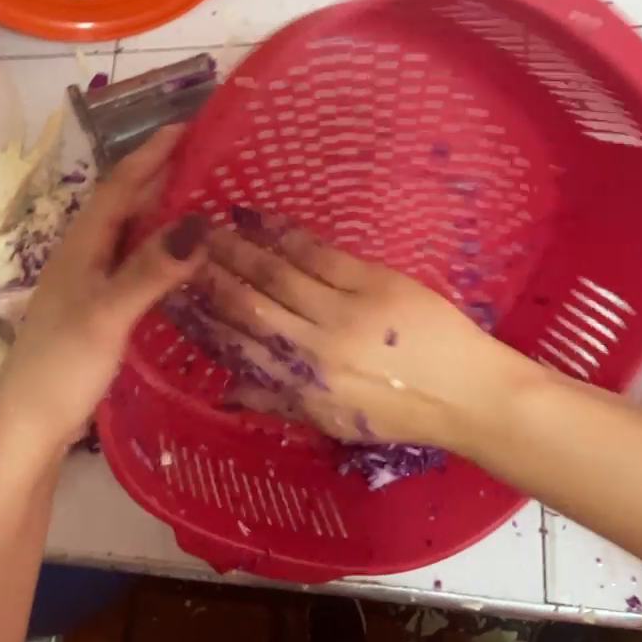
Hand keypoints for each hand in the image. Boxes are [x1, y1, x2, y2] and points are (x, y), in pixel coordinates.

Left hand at [0, 127, 209, 447]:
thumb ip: (151, 269)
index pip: (120, 186)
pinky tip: (183, 264)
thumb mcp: (108, 314)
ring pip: (131, 236)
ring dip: (163, 214)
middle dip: (163, 176)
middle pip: (126, 204)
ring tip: (207, 202)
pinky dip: (161, 254)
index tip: (189, 125)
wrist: (27, 427)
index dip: (152, 154)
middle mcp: (84, 257)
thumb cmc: (61, 367)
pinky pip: (134, 266)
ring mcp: (89, 285)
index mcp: (82, 246)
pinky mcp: (98, 312)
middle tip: (210, 161)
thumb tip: (200, 222)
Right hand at [189, 215, 537, 451]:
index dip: (202, 320)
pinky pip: (317, 254)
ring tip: (210, 229)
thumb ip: (278, 403)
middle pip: (249, 306)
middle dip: (210, 276)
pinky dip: (282, 235)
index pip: (239, 348)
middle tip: (181, 250)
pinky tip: (257, 219)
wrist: (468, 395)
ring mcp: (344, 313)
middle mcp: (315, 350)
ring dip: (238, 250)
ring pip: (276, 275)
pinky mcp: (374, 284)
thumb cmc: (401, 413)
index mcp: (303, 388)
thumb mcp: (333, 421)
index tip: (172, 296)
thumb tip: (226, 392)